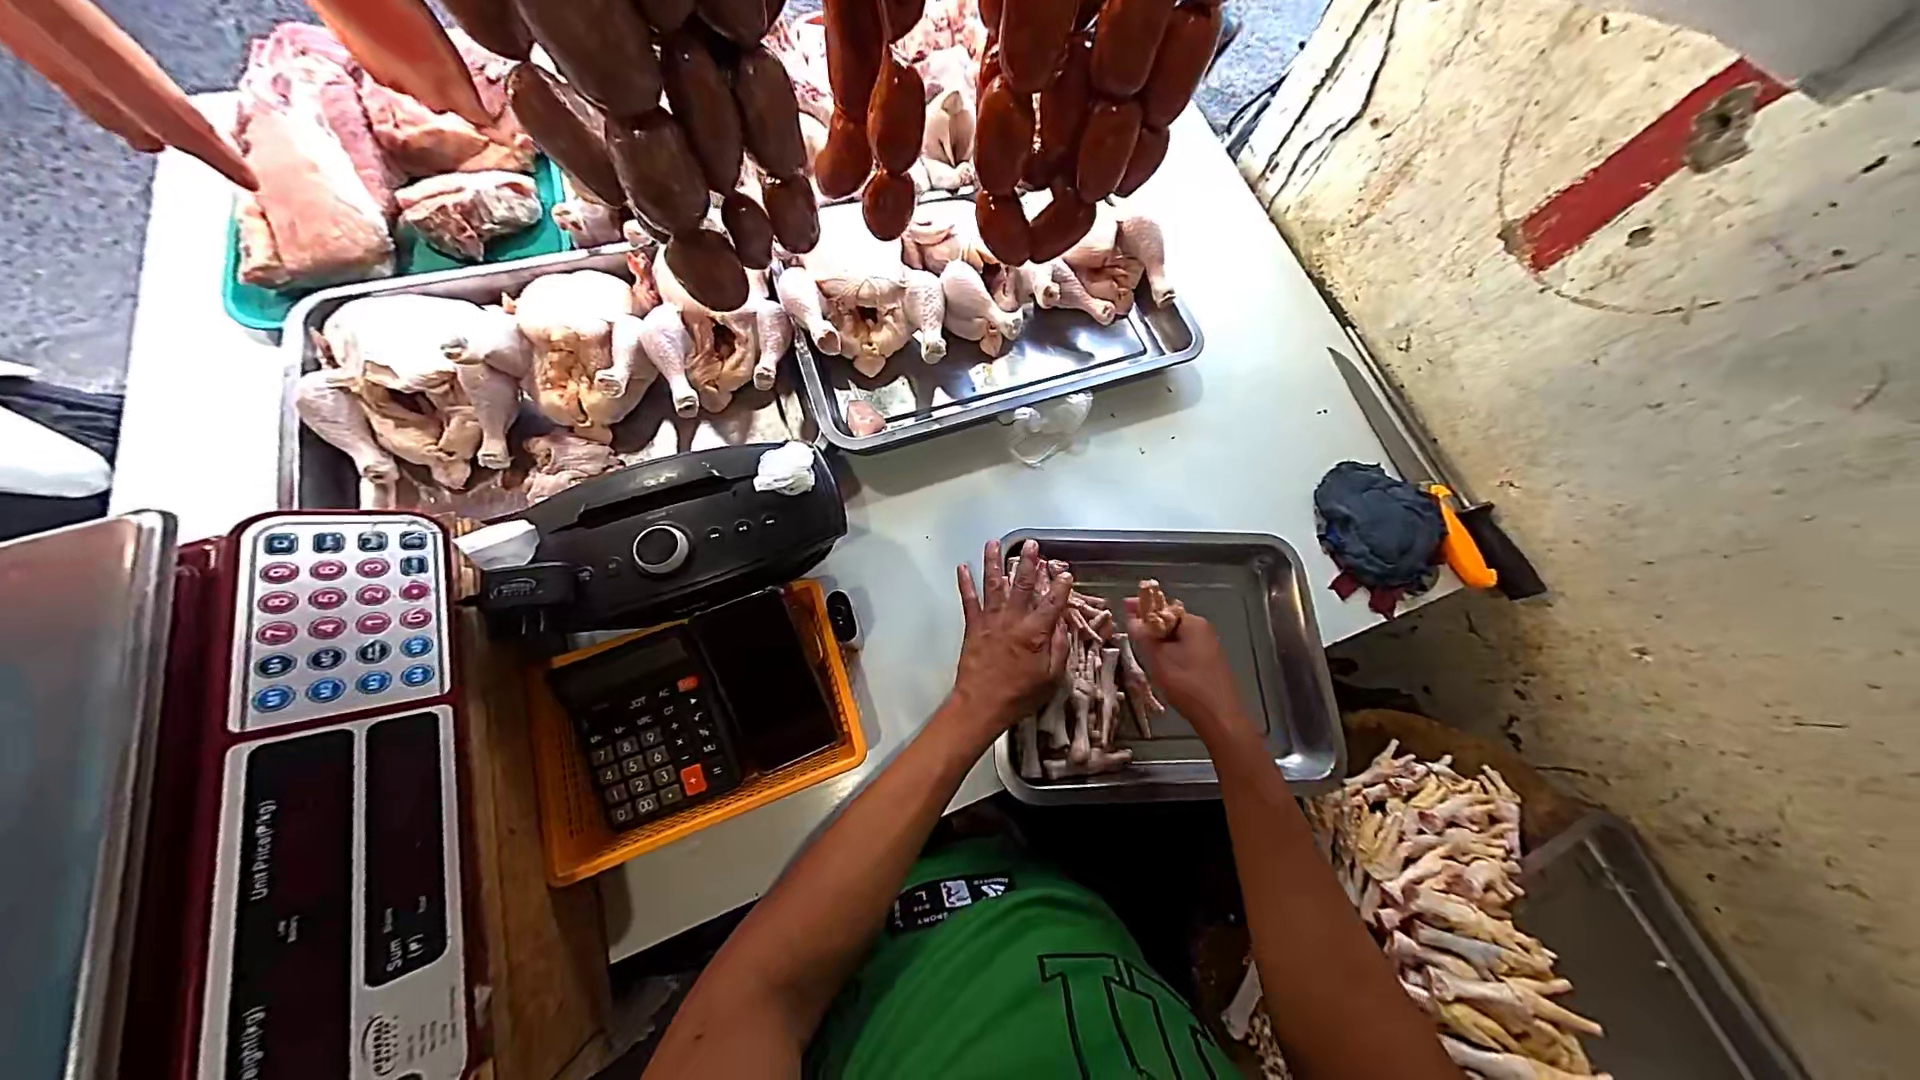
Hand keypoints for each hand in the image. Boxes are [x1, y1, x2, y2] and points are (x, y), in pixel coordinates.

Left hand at [947, 539, 1071, 742]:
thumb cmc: (1020, 695)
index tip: (1066, 572)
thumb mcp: (1051, 677)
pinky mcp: (972, 627)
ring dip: (993, 563)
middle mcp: (1012, 620)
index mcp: (1034, 632)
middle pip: (1021, 585)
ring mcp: (990, 621)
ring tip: (993, 543)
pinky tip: (962, 567)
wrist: (981, 705)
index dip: (1061, 586)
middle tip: (1031, 544)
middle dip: (1027, 563)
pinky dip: (965, 583)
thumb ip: (1059, 647)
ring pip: (993, 585)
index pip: (1052, 602)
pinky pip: (968, 600)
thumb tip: (1063, 623)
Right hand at [1122, 600, 1252, 742]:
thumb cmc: (1187, 684)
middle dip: (1149, 625)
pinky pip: (1184, 648)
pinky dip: (1169, 650)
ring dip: (1158, 640)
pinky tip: (1160, 663)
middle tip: (1130, 631)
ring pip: (1176, 636)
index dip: (1141, 607)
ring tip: (1141, 649)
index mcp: (1193, 623)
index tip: (1123, 606)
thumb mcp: (1158, 659)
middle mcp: (1203, 629)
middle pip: (1169, 620)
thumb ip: (1143, 636)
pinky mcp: (1209, 661)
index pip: (1161, 607)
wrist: (1219, 717)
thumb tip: (1132, 618)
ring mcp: (1209, 645)